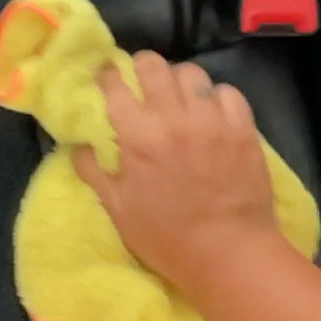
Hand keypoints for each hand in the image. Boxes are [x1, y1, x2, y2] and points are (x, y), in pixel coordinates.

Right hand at [72, 51, 284, 300]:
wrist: (229, 254)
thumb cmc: (166, 237)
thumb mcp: (118, 209)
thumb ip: (93, 171)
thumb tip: (77, 146)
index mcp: (138, 136)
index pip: (115, 85)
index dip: (107, 74)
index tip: (106, 75)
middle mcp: (173, 118)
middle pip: (153, 66)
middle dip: (142, 66)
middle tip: (141, 79)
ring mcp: (212, 120)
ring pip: (191, 73)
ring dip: (179, 79)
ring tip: (179, 94)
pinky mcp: (243, 128)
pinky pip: (228, 92)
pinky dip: (216, 96)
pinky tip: (212, 111)